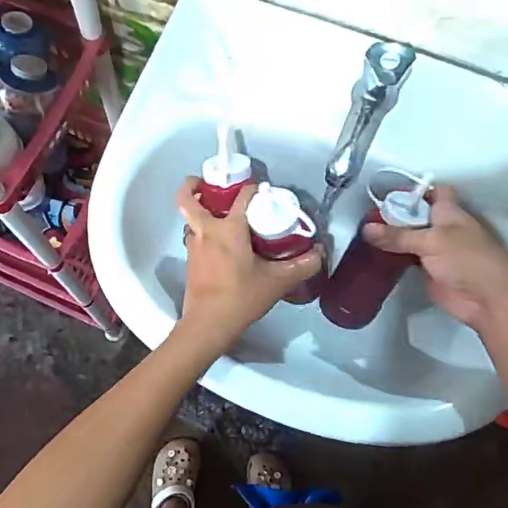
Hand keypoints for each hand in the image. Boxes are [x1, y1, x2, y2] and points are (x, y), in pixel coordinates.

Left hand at [173, 177, 321, 352]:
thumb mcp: (277, 282)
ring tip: (218, 216)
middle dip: (193, 186)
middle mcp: (206, 232)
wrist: (209, 324)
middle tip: (206, 183)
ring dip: (200, 214)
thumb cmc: (241, 297)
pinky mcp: (190, 263)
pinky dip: (204, 235)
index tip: (263, 191)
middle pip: (188, 199)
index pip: (242, 196)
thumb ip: (302, 266)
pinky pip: (195, 240)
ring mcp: (194, 247)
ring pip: (191, 221)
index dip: (254, 189)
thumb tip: (319, 253)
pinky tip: (221, 246)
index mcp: (228, 229)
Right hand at [358, 185, 507, 332]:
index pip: (432, 191)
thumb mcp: (431, 241)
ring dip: (390, 238)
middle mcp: (441, 228)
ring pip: (409, 239)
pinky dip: (392, 258)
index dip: (413, 190)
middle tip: (364, 216)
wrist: (487, 299)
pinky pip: (407, 260)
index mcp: (448, 211)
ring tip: (361, 234)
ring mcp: (434, 251)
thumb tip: (366, 228)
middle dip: (394, 215)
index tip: (386, 193)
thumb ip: (398, 235)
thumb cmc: (466, 259)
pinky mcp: (428, 272)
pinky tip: (372, 256)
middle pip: (415, 216)